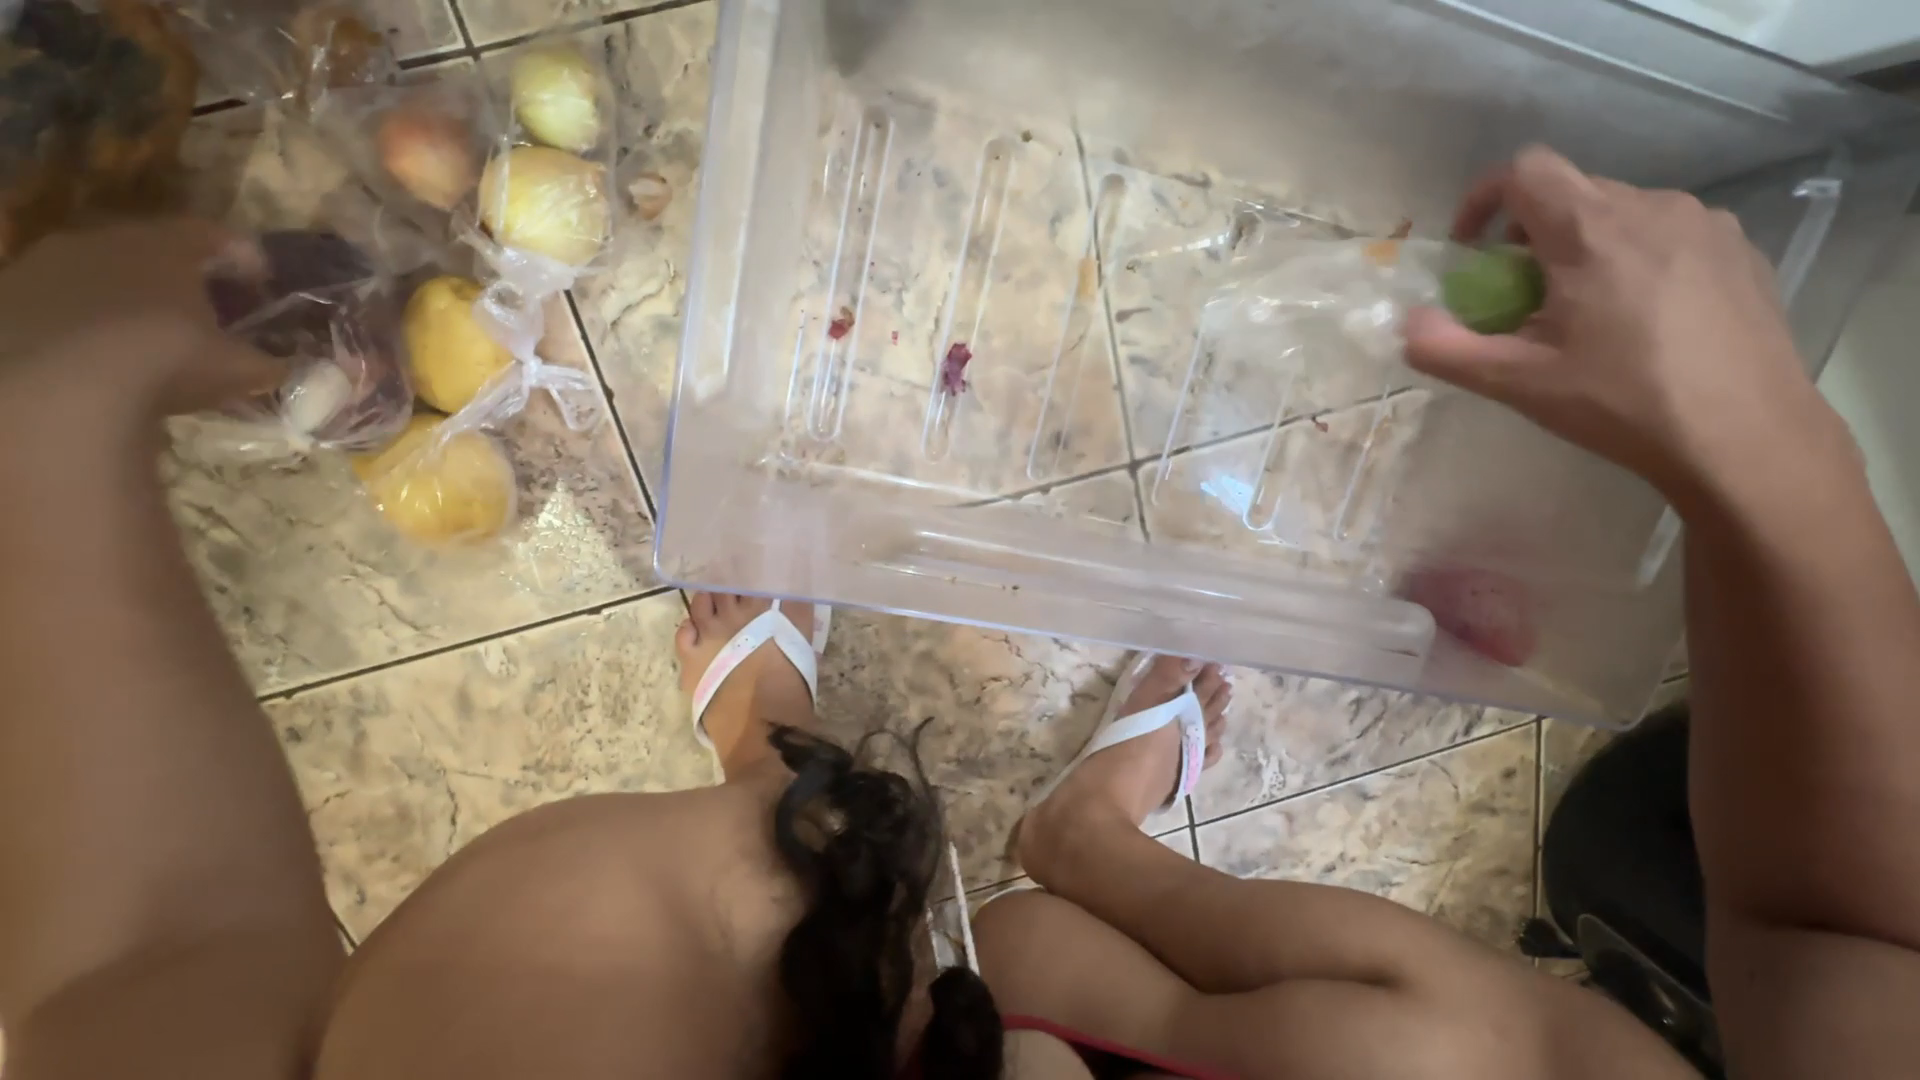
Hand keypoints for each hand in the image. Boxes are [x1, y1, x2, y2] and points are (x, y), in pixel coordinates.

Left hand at [0, 219, 279, 420]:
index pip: (215, 234)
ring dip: (139, 301)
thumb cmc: (169, 359)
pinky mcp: (10, 299)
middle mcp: (102, 240)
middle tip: (219, 313)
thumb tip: (293, 365)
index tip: (266, 284)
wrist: (54, 389)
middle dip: (191, 280)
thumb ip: (273, 362)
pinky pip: (71, 303)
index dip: (246, 257)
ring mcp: (45, 266)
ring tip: (165, 339)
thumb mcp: (244, 369)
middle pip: (156, 251)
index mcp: (164, 246)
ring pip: (109, 275)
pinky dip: (99, 322)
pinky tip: (116, 357)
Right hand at [1403, 146, 1852, 510]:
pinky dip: (1629, 259)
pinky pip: (1664, 233)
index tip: (1470, 249)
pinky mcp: (1738, 249)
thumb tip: (1408, 324)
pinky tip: (1634, 319)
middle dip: (1527, 236)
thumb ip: (1445, 350)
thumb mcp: (1515, 383)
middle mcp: (1652, 208)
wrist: (1745, 433)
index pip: (1525, 171)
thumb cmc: (1620, 402)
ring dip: (1578, 248)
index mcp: (1591, 231)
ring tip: (1576, 312)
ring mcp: (1704, 225)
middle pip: (1569, 193)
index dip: (1483, 198)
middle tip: (1515, 297)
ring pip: (1618, 212)